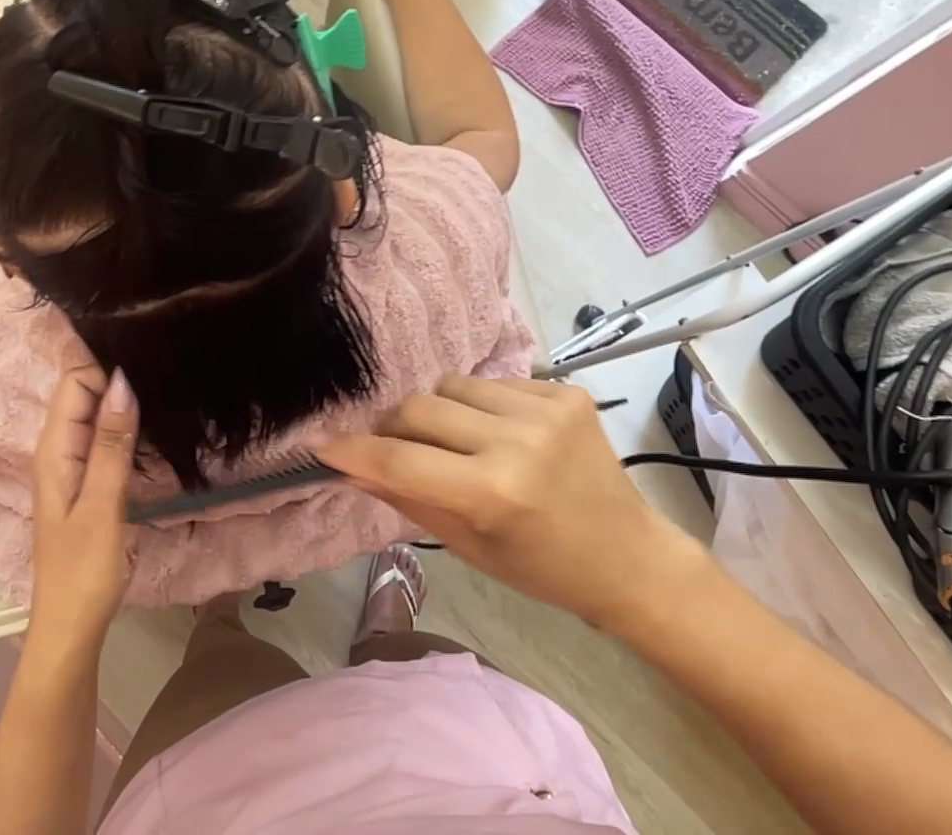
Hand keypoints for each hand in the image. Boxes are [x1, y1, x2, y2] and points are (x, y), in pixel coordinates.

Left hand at [26, 366, 138, 647]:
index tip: (151, 363)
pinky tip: (153, 427)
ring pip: (96, 417)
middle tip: (166, 371)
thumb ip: (112, 443)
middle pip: (84, 394)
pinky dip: (125, 429)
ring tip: (167, 390)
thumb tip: (123, 381)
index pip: (75, 382)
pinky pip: (103, 440)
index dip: (107, 368)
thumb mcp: (102, 504)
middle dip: (117, 378)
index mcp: (54, 449)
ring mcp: (73, 467)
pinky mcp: (88, 483)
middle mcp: (58, 450)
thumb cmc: (84, 568)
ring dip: (124, 403)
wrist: (71, 626)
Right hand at [317, 375, 708, 628]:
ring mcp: (546, 409)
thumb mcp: (467, 546)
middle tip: (393, 447)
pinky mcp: (566, 392)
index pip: (400, 459)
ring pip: (452, 386)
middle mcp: (518, 440)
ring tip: (454, 442)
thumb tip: (353, 466)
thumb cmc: (542, 568)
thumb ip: (406, 498)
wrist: (629, 555)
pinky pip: (493, 383)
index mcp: (494, 491)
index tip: (323, 445)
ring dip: (438, 412)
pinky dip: (480, 407)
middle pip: (419, 408)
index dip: (354, 449)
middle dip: (393, 427)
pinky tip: (498, 435)